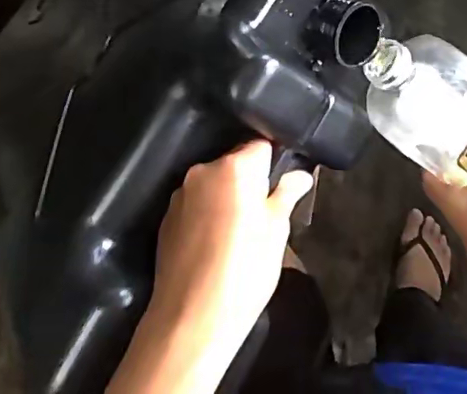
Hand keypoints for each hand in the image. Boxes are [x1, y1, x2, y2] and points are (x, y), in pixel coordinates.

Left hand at [115, 139, 310, 393]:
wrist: (190, 321)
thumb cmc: (243, 273)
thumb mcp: (277, 233)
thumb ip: (286, 195)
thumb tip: (300, 175)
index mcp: (235, 166)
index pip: (262, 145)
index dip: (275, 162)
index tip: (282, 183)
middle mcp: (205, 170)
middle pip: (236, 162)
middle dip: (250, 180)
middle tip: (263, 213)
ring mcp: (182, 193)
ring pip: (215, 183)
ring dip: (227, 196)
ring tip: (238, 233)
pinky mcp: (166, 217)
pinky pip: (196, 202)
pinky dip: (207, 213)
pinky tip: (215, 244)